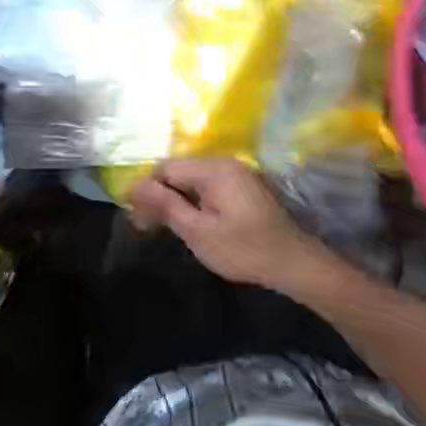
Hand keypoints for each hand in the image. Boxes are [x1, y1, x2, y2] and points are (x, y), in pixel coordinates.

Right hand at [128, 158, 342, 295]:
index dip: (146, 190)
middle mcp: (225, 163)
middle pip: (179, 171)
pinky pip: (208, 187)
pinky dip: (194, 202)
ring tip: (162, 228)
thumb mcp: (198, 231)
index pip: (166, 168)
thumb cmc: (242, 249)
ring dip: (176, 200)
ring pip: (192, 180)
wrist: (290, 261)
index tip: (136, 218)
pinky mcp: (242, 187)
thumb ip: (166, 205)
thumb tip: (135, 185)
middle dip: (160, 196)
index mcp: (214, 169)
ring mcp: (236, 174)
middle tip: (146, 228)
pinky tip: (188, 223)